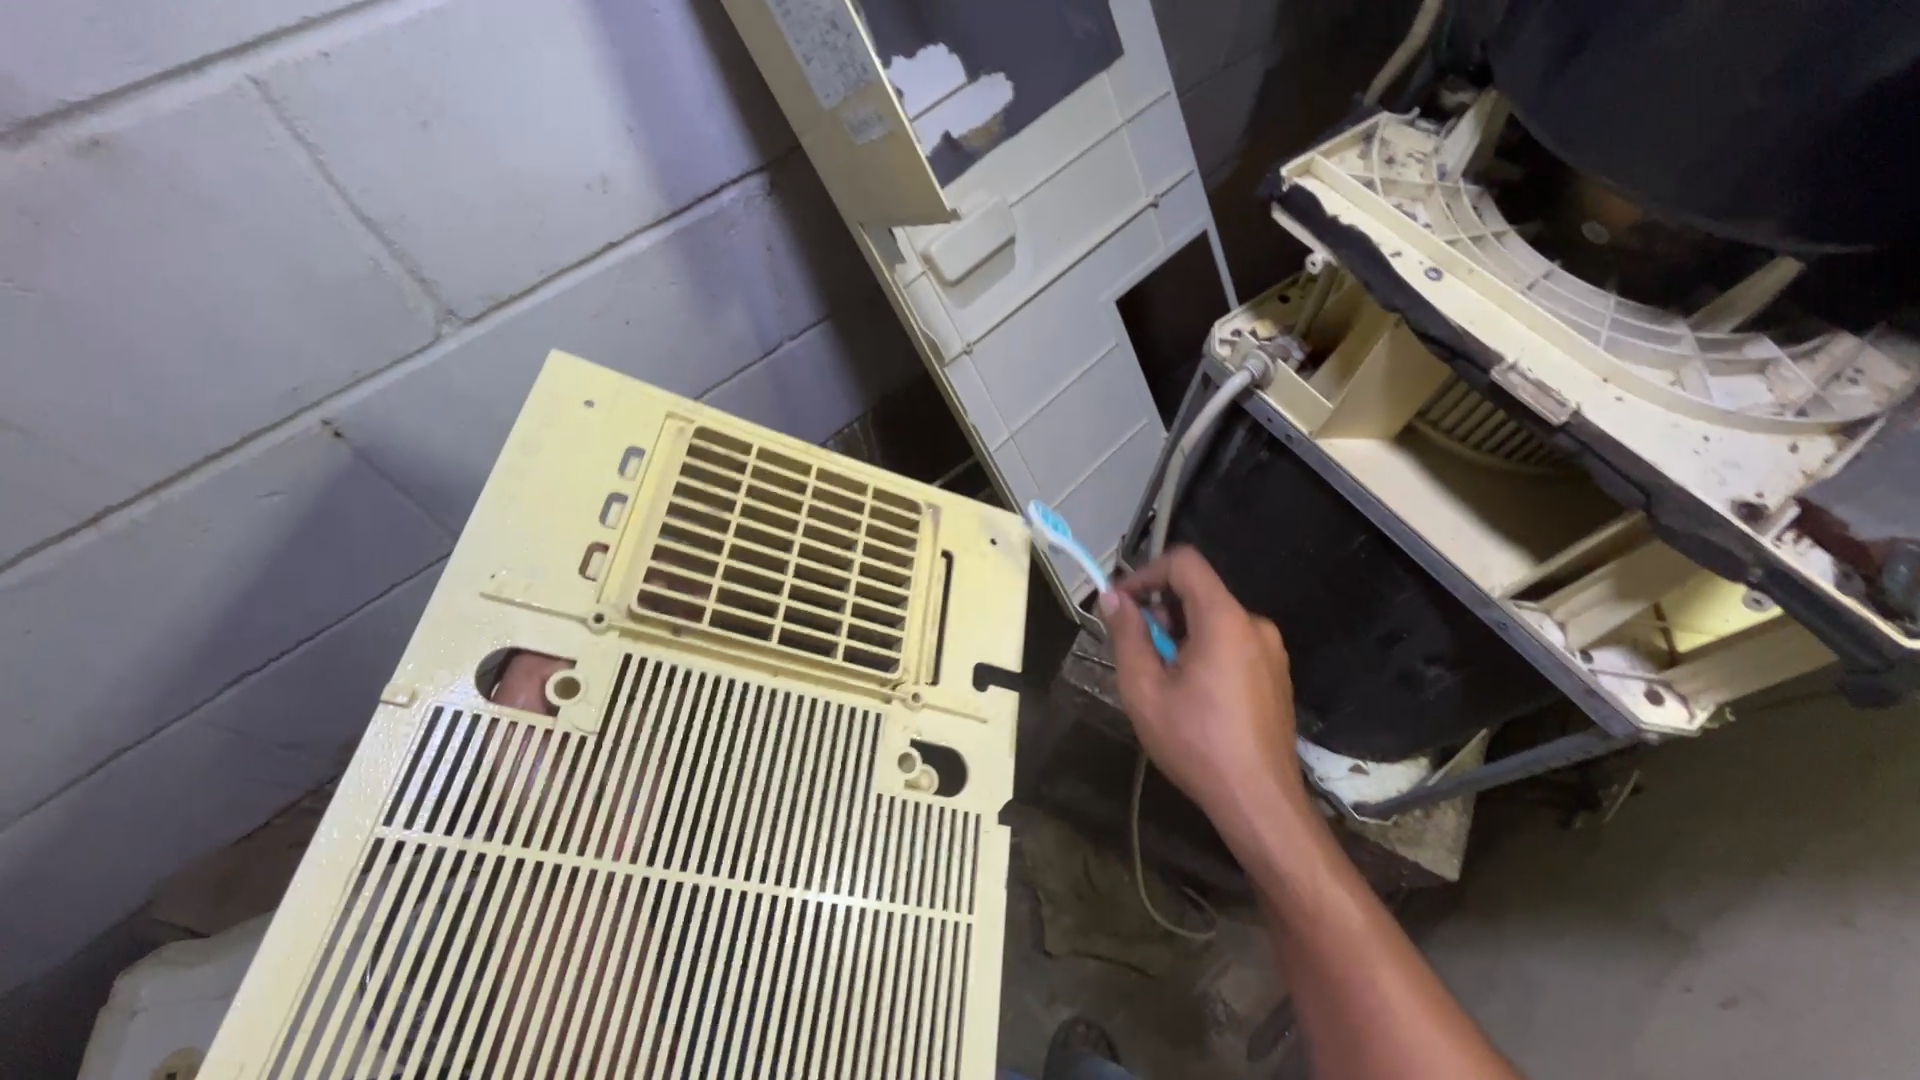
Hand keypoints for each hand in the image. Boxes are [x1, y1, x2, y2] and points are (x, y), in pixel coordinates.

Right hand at [1101, 546, 1306, 839]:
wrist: (1258, 800)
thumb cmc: (1195, 743)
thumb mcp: (1144, 689)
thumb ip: (1128, 635)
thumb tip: (1113, 597)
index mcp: (1224, 619)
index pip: (1184, 563)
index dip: (1146, 573)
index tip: (1121, 605)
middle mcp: (1254, 624)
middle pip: (1199, 593)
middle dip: (1161, 613)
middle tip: (1139, 654)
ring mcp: (1271, 651)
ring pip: (1214, 621)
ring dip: (1182, 637)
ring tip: (1163, 682)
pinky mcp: (1275, 675)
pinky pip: (1233, 645)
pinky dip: (1205, 654)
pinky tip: (1193, 698)